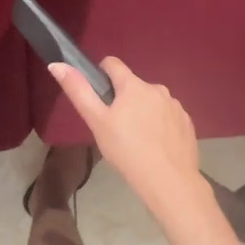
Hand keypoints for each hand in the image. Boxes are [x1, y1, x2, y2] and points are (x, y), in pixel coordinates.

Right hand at [50, 57, 208, 213]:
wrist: (169, 180)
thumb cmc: (126, 150)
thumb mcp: (97, 122)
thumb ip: (78, 91)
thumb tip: (57, 64)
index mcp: (133, 85)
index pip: (113, 64)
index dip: (101, 74)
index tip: (98, 96)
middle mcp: (157, 88)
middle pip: (133, 86)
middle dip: (123, 100)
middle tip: (115, 128)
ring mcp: (175, 106)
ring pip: (151, 102)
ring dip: (142, 113)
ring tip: (136, 141)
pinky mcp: (187, 123)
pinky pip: (168, 117)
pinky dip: (160, 126)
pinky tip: (155, 147)